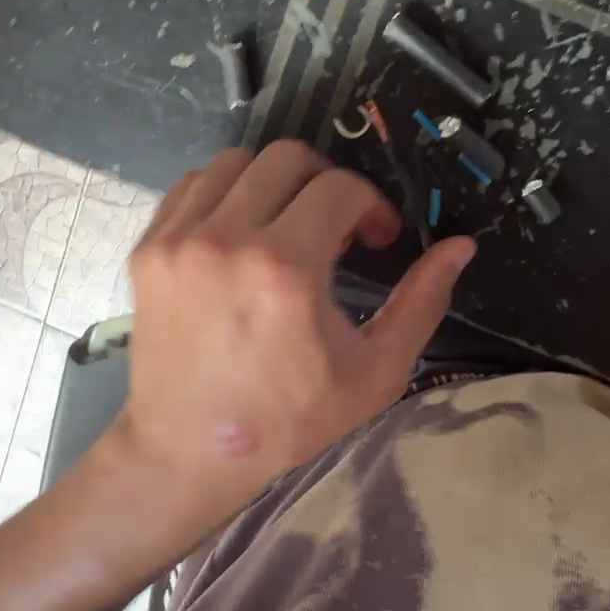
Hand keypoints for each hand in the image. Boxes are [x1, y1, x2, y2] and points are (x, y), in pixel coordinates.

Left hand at [108, 142, 474, 536]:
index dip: (372, 207)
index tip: (376, 240)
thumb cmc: (288, 421)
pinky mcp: (149, 249)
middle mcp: (226, 238)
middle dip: (327, 182)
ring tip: (287, 225)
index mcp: (286, 267)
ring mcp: (179, 239)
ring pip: (236, 161)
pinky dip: (226, 193)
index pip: (341, 188)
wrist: (186, 453)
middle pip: (289, 158)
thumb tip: (461, 247)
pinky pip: (193, 185)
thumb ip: (422, 302)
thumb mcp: (374, 373)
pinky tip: (241, 232)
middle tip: (337, 228)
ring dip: (275, 182)